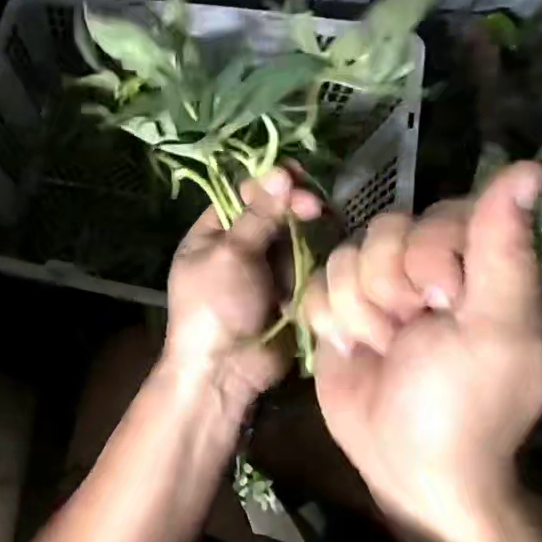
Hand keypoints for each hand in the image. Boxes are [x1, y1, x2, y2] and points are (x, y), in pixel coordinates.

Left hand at [164, 164, 322, 402]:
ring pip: (294, 240)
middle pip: (273, 215)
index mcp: (211, 234)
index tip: (297, 180)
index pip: (243, 195)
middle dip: (295, 208)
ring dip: (308, 235)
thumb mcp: (231, 254)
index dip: (271, 185)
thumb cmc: (215, 307)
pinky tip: (330, 255)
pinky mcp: (288, 294)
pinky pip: (306, 268)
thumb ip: (258, 215)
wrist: (224, 370)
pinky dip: (315, 262)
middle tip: (317, 208)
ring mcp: (264, 272)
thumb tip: (278, 171)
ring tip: (326, 231)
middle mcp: (237, 248)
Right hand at [303, 162, 541, 541]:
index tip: (440, 300)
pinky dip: (328, 318)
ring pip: (347, 254)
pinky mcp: (341, 308)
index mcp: (486, 270)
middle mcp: (432, 269)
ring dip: (358, 309)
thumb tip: (530, 167)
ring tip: (380, 347)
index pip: (447, 213)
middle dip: (389, 286)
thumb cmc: (463, 404)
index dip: (431, 250)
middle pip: (386, 228)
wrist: (403, 464)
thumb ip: (503, 248)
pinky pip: (318, 281)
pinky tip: (348, 348)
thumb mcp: (496, 329)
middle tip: (408, 332)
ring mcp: (381, 288)